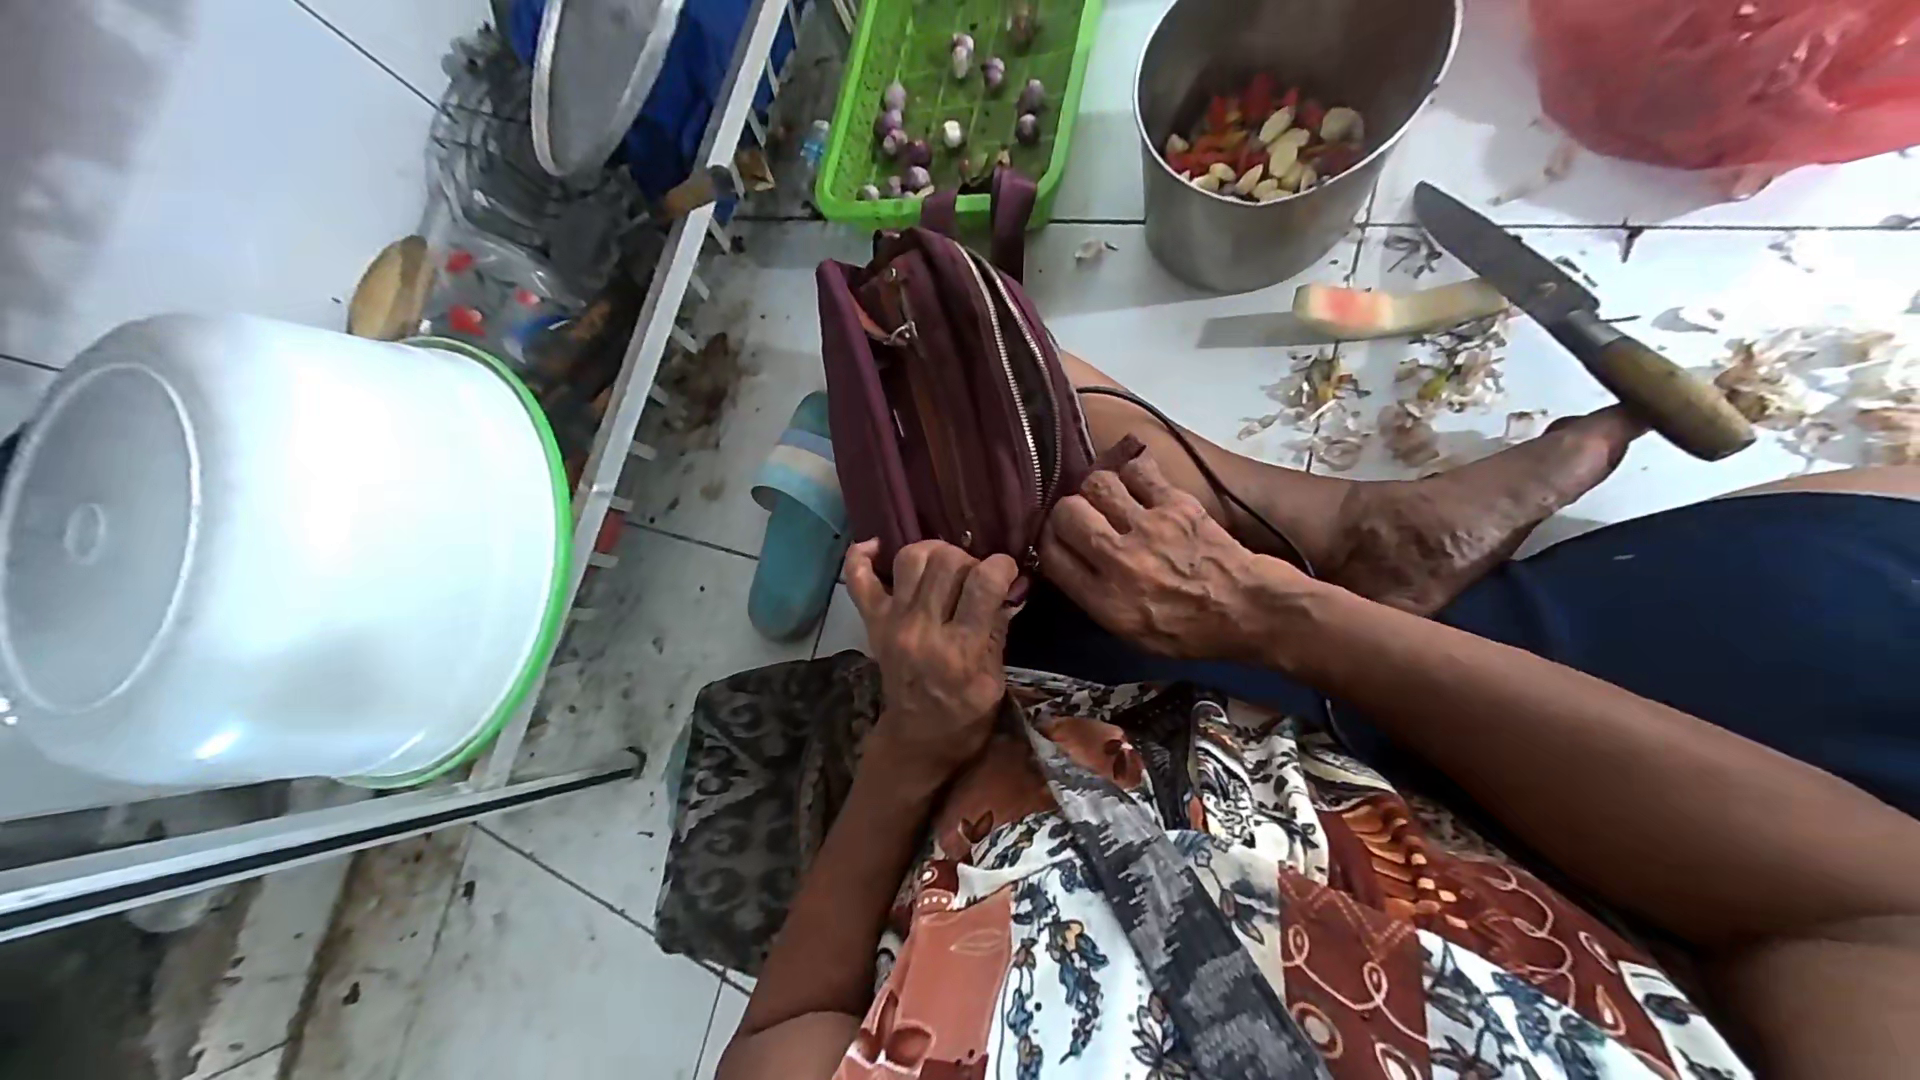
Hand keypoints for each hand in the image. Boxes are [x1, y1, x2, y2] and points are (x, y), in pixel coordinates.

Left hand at [845, 538, 1017, 787]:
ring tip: (945, 566)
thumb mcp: (995, 679)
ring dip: (934, 552)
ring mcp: (892, 622)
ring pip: (910, 558)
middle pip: (946, 561)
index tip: (1006, 571)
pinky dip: (862, 557)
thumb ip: (999, 629)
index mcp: (960, 650)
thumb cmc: (965, 714)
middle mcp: (922, 629)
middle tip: (975, 577)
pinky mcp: (872, 621)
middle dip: (969, 559)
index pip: (983, 583)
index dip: (1001, 566)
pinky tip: (878, 547)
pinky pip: (858, 579)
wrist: (917, 738)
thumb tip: (1010, 584)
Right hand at [1039, 451, 1311, 661]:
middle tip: (1081, 516)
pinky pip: (1138, 469)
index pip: (1051, 554)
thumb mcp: (1131, 634)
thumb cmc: (1190, 630)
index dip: (1046, 541)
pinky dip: (1133, 472)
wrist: (1250, 610)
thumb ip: (1093, 597)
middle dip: (1066, 512)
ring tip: (1110, 498)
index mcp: (1106, 601)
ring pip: (1098, 484)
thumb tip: (1065, 560)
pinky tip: (1138, 484)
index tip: (1057, 539)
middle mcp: (1120, 561)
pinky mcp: (1177, 504)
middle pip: (1066, 514)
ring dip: (1098, 489)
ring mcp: (1150, 529)